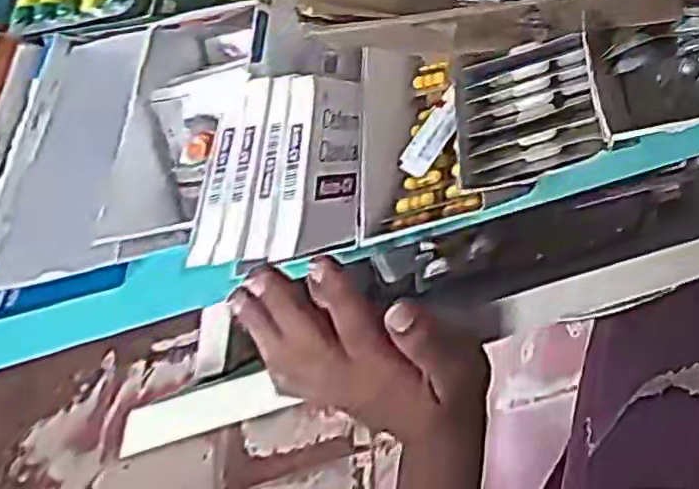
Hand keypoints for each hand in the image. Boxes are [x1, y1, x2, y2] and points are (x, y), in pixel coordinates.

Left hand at [230, 261, 488, 451]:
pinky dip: (270, 355)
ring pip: (289, 357)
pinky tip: (262, 343)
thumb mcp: (455, 362)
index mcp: (380, 364)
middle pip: (306, 339)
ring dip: (263, 328)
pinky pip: (290, 375)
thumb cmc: (450, 392)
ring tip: (243, 301)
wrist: (440, 435)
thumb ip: (428, 337)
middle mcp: (349, 375)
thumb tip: (399, 310)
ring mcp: (334, 387)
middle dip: (279, 305)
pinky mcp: (330, 393)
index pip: (351, 322)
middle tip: (257, 276)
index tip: (317, 263)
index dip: (333, 292)